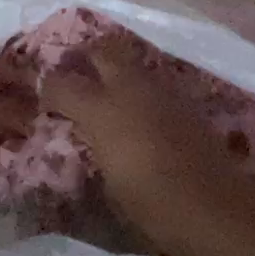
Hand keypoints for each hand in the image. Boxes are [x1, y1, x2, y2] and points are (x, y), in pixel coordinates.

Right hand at [38, 34, 250, 230]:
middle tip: (74, 69)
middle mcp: (129, 88)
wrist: (212, 204)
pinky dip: (138, 86)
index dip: (49, 85)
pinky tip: (138, 108)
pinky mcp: (184, 100)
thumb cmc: (150, 200)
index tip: (43, 92)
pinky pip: (151, 81)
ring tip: (105, 88)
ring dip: (114, 67)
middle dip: (84, 55)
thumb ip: (94, 141)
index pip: (63, 84)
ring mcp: (160, 90)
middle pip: (102, 50)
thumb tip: (84, 126)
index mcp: (102, 109)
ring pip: (130, 61)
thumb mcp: (108, 177)